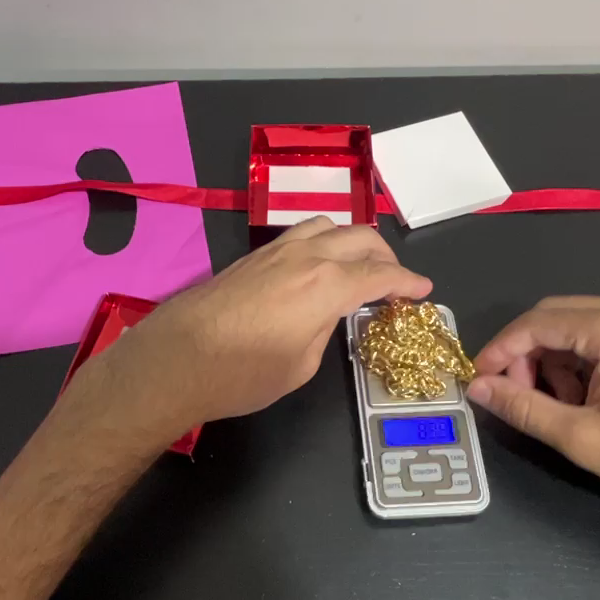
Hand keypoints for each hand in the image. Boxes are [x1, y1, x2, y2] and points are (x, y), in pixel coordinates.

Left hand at [71, 217, 432, 433]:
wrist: (176, 360)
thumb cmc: (242, 374)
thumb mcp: (300, 365)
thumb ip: (325, 330)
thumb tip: (327, 315)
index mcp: (328, 284)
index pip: (381, 274)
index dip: (408, 282)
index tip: (424, 289)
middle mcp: (307, 256)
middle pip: (360, 238)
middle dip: (385, 256)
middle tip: (394, 280)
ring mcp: (276, 251)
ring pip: (328, 225)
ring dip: (351, 240)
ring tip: (358, 264)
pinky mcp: (252, 257)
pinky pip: (299, 234)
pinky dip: (322, 241)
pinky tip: (317, 263)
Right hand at [467, 296, 599, 539]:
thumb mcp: (579, 437)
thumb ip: (521, 406)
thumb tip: (476, 389)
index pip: (536, 323)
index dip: (500, 351)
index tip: (478, 380)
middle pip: (556, 315)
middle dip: (526, 353)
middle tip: (513, 394)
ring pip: (578, 324)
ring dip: (554, 358)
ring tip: (555, 404)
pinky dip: (582, 359)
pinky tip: (583, 396)